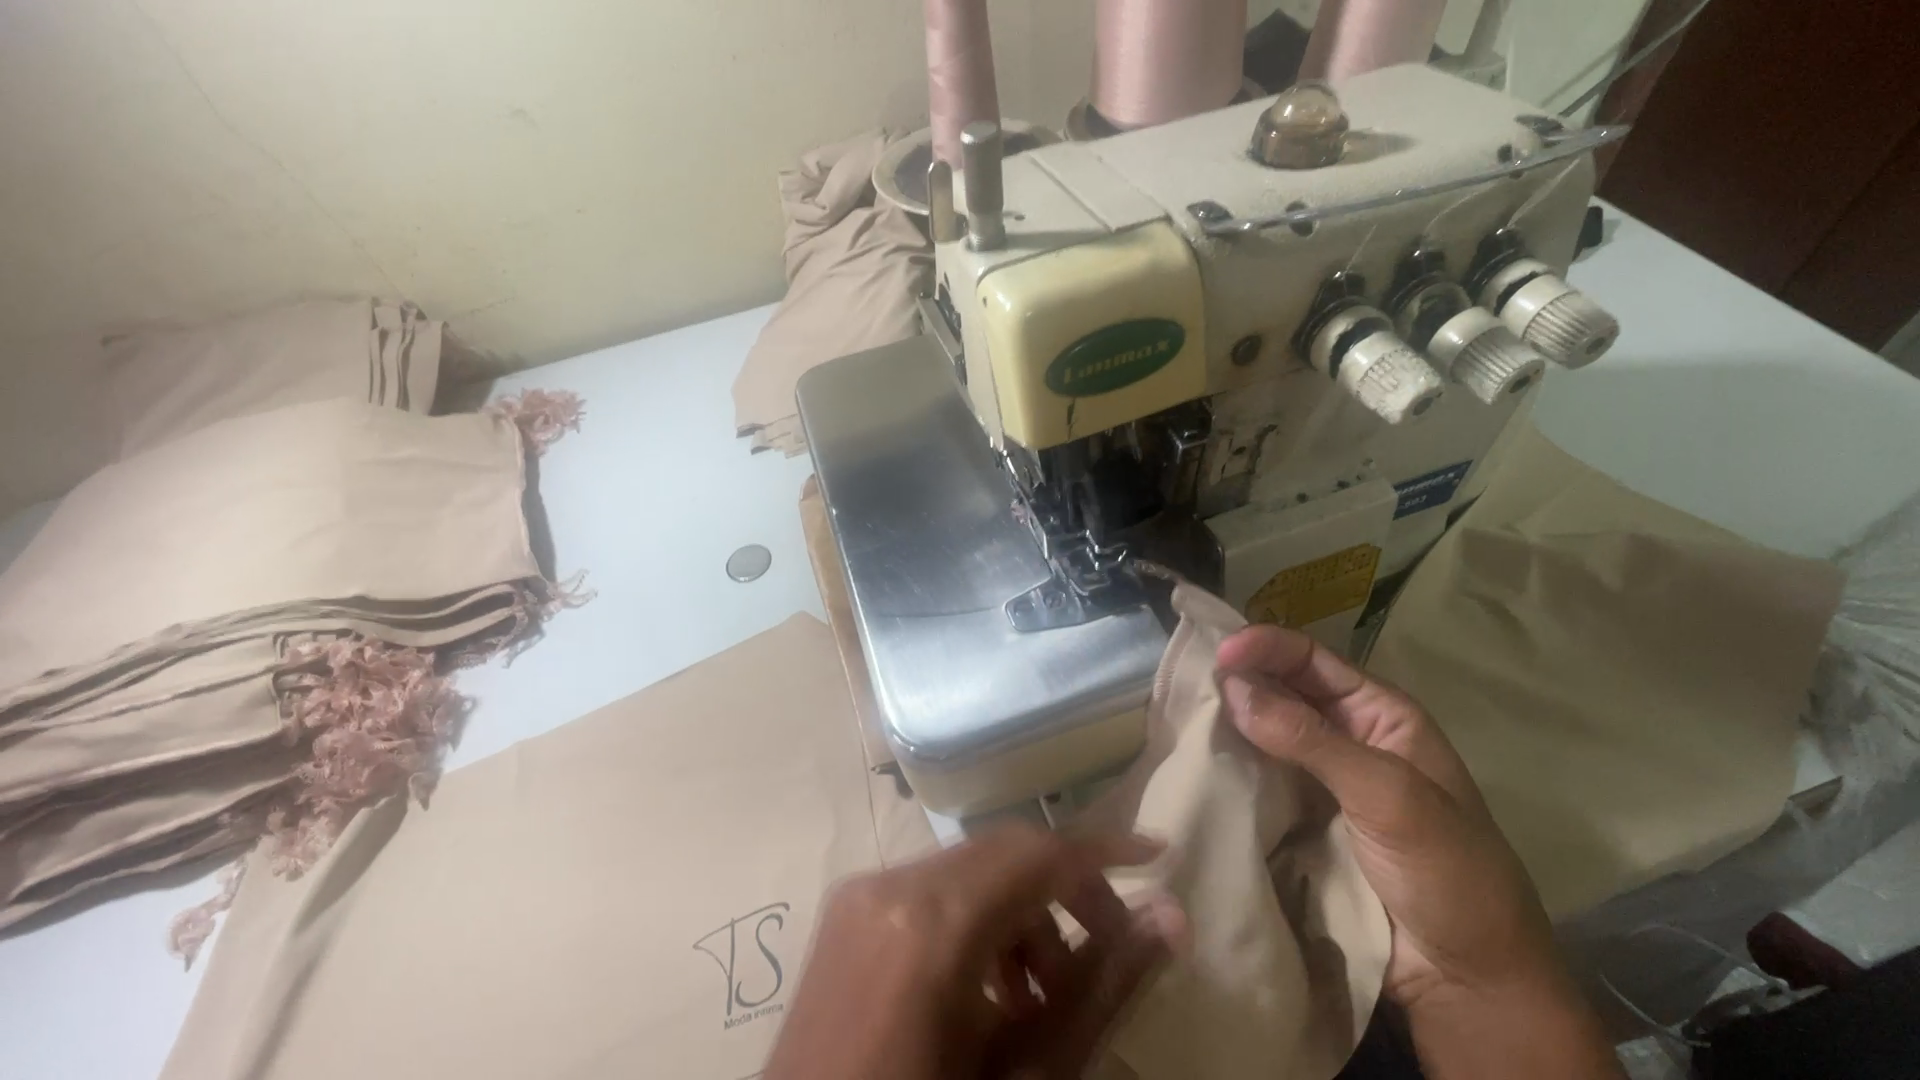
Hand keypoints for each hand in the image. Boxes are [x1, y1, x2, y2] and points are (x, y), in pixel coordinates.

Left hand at [762, 826, 1186, 1079]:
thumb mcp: (1029, 1072)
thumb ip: (1102, 986)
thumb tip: (1171, 917)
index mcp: (930, 923)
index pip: (1036, 855)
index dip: (1103, 851)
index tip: (1157, 856)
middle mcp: (887, 886)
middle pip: (1002, 854)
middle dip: (1064, 892)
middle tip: (1104, 956)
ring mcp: (857, 896)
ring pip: (966, 871)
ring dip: (1019, 914)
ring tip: (1039, 999)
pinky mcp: (843, 913)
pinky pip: (928, 891)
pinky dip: (973, 922)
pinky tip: (985, 993)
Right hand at [1217, 626, 1624, 1079]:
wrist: (1466, 978)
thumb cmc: (1447, 872)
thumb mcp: (1388, 795)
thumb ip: (1311, 739)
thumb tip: (1232, 686)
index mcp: (1381, 716)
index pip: (1313, 662)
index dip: (1266, 648)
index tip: (1217, 654)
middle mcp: (1346, 741)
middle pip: (1282, 695)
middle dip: (1237, 684)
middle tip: (1185, 687)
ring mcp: (1319, 785)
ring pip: (1262, 739)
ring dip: (1225, 728)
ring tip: (1177, 722)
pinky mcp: (1298, 825)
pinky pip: (1255, 785)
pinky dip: (1226, 773)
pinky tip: (1196, 768)